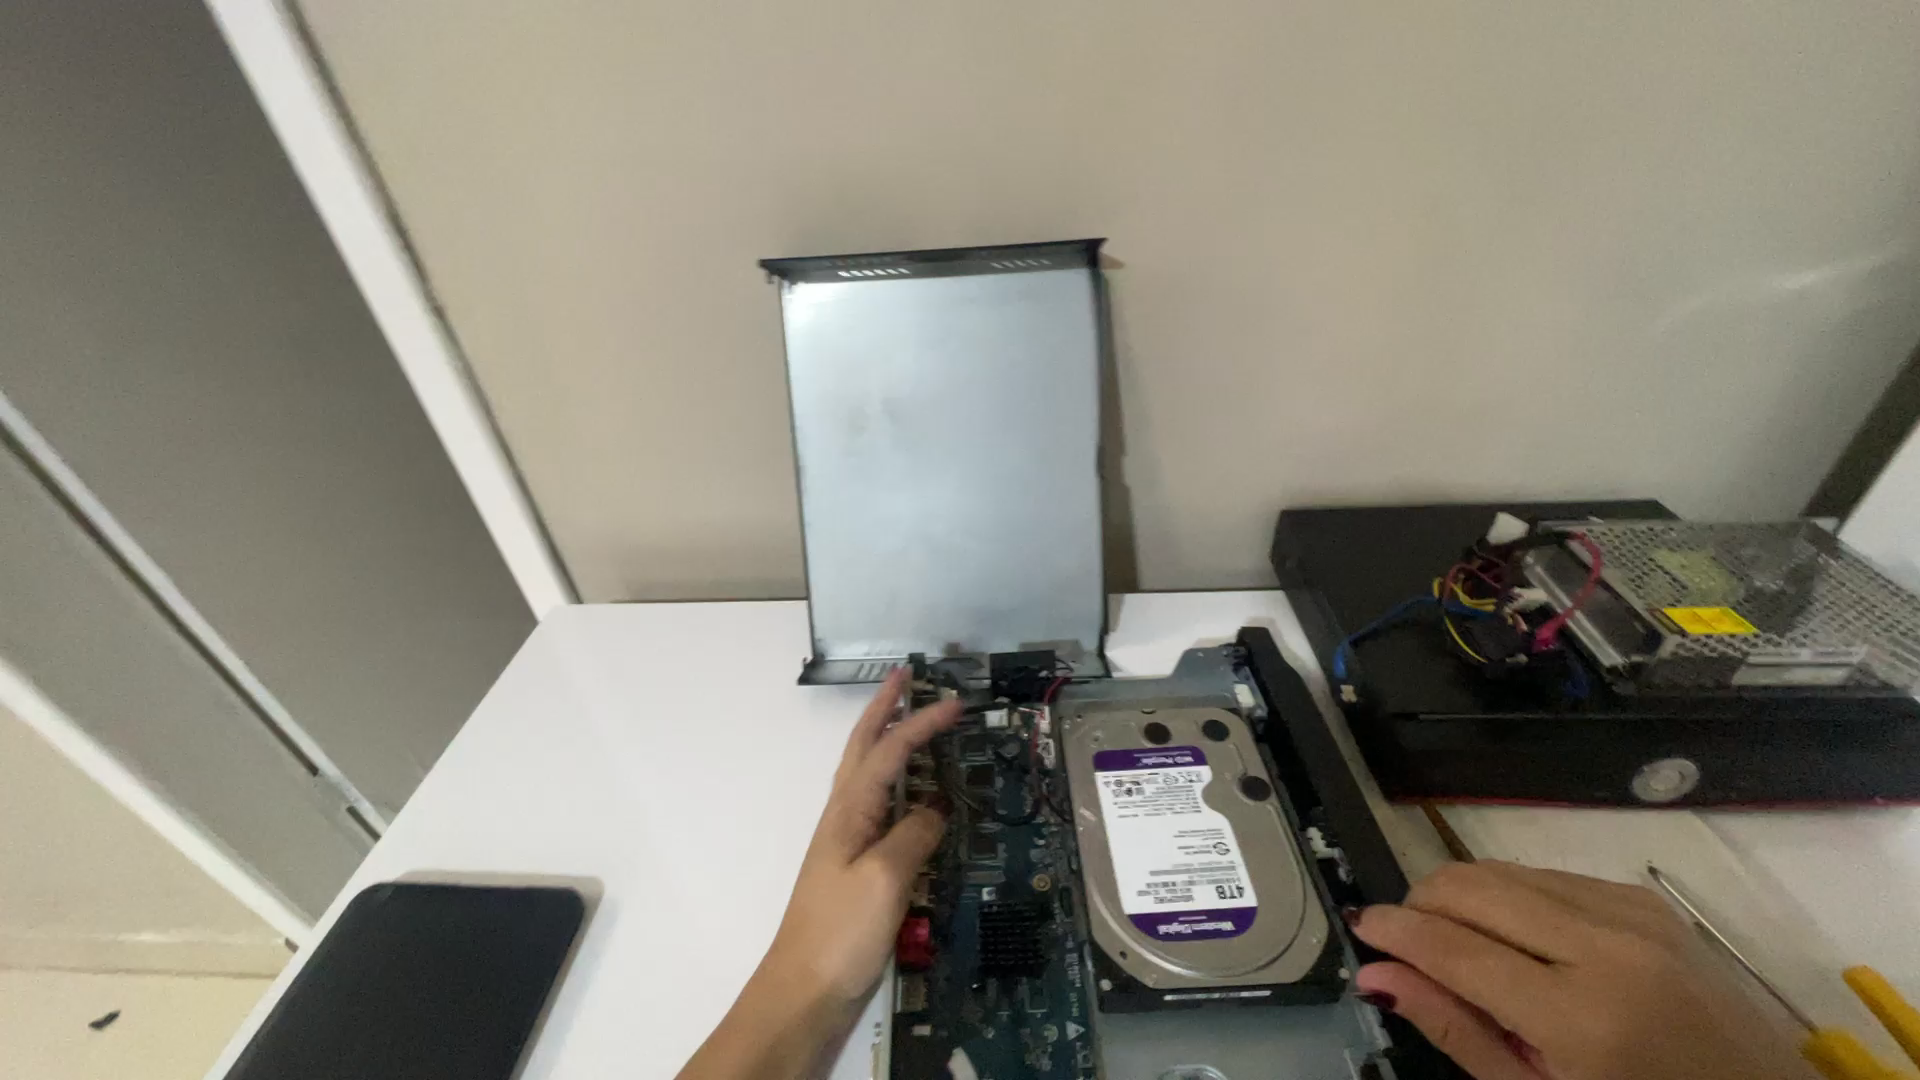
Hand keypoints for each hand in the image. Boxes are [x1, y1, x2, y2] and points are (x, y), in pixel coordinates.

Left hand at [763, 668, 960, 1003]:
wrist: (803, 992)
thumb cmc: (840, 931)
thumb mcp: (884, 878)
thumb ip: (914, 834)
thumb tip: (937, 807)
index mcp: (849, 808)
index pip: (890, 750)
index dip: (921, 723)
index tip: (955, 703)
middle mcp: (846, 814)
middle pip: (865, 746)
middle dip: (883, 707)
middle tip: (905, 675)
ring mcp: (849, 838)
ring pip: (870, 772)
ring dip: (888, 737)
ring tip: (911, 716)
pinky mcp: (859, 864)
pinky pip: (883, 807)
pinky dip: (899, 782)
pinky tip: (915, 793)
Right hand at [1348, 861, 1808, 1079]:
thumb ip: (1455, 1030)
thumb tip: (1374, 973)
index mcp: (1585, 1018)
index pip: (1453, 946)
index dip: (1393, 929)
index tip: (1360, 926)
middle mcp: (1608, 947)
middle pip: (1466, 886)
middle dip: (1420, 905)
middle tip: (1412, 945)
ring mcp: (1631, 913)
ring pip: (1495, 870)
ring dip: (1460, 898)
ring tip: (1467, 946)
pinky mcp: (1642, 897)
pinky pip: (1538, 874)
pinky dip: (1506, 896)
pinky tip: (1520, 941)